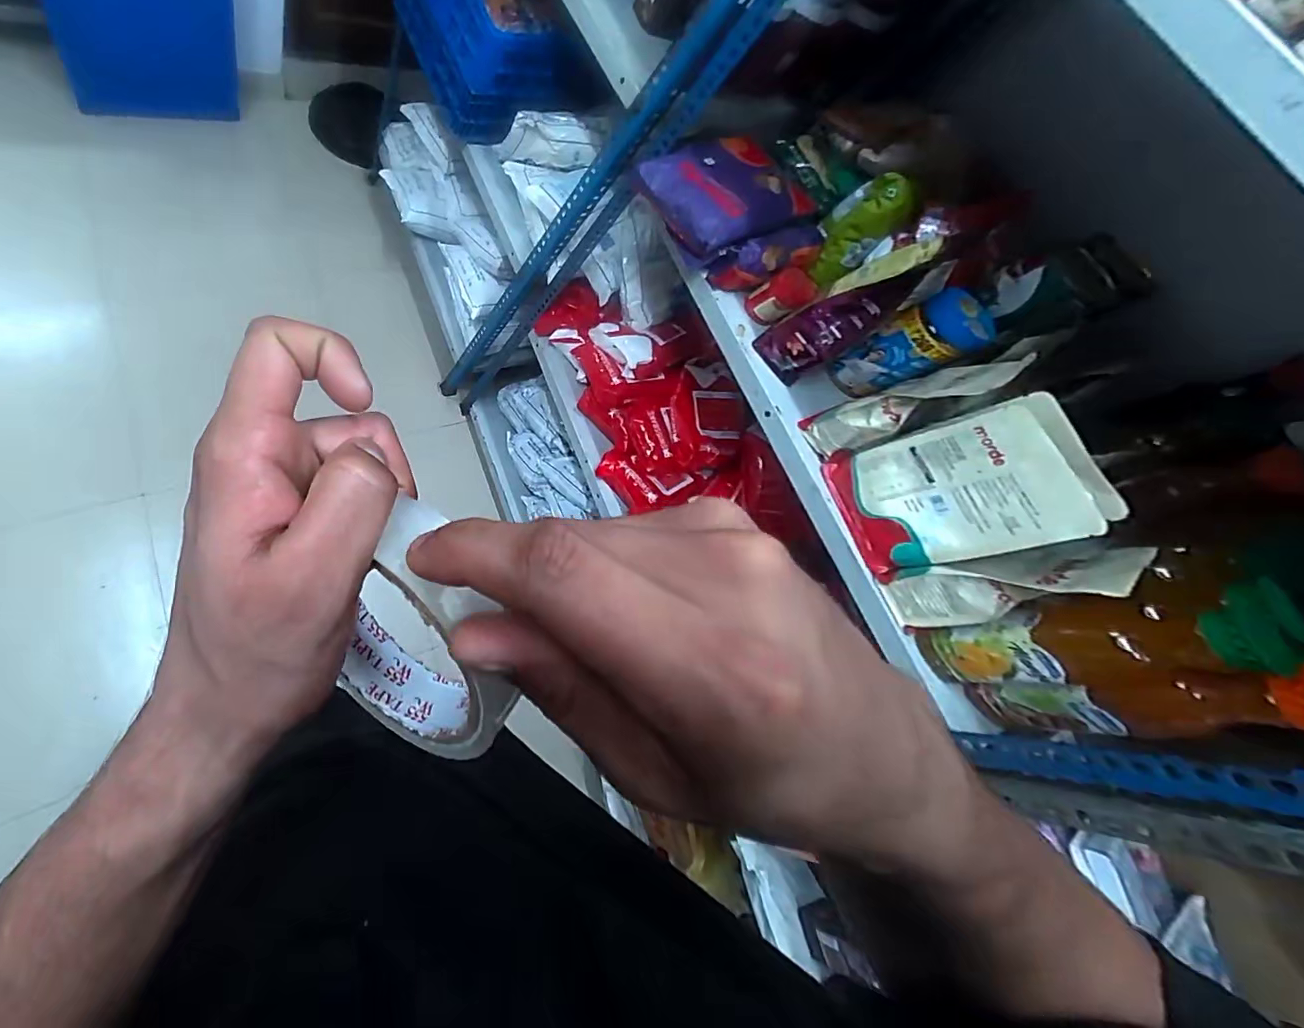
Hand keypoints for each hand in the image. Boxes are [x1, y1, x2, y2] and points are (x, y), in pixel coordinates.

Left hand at [148, 316, 413, 760]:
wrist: (222, 713)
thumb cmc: (255, 654)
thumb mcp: (312, 579)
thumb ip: (351, 498)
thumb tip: (377, 454)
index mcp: (241, 453)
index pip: (274, 349)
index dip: (328, 354)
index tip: (364, 406)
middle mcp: (254, 456)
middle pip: (336, 417)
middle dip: (378, 467)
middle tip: (381, 536)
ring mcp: (273, 488)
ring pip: (353, 457)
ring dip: (379, 498)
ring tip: (370, 558)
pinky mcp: (290, 516)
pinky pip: (348, 491)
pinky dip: (370, 516)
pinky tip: (365, 559)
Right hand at [407, 499, 991, 878]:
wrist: (878, 748)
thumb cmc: (763, 787)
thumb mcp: (651, 773)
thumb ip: (561, 689)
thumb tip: (471, 630)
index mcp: (714, 670)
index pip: (565, 574)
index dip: (479, 553)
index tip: (424, 555)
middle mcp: (727, 578)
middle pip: (566, 542)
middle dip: (502, 565)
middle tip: (481, 610)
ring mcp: (733, 533)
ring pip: (588, 530)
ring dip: (549, 568)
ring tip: (571, 626)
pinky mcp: (728, 515)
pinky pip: (621, 528)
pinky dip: (590, 560)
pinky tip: (620, 604)